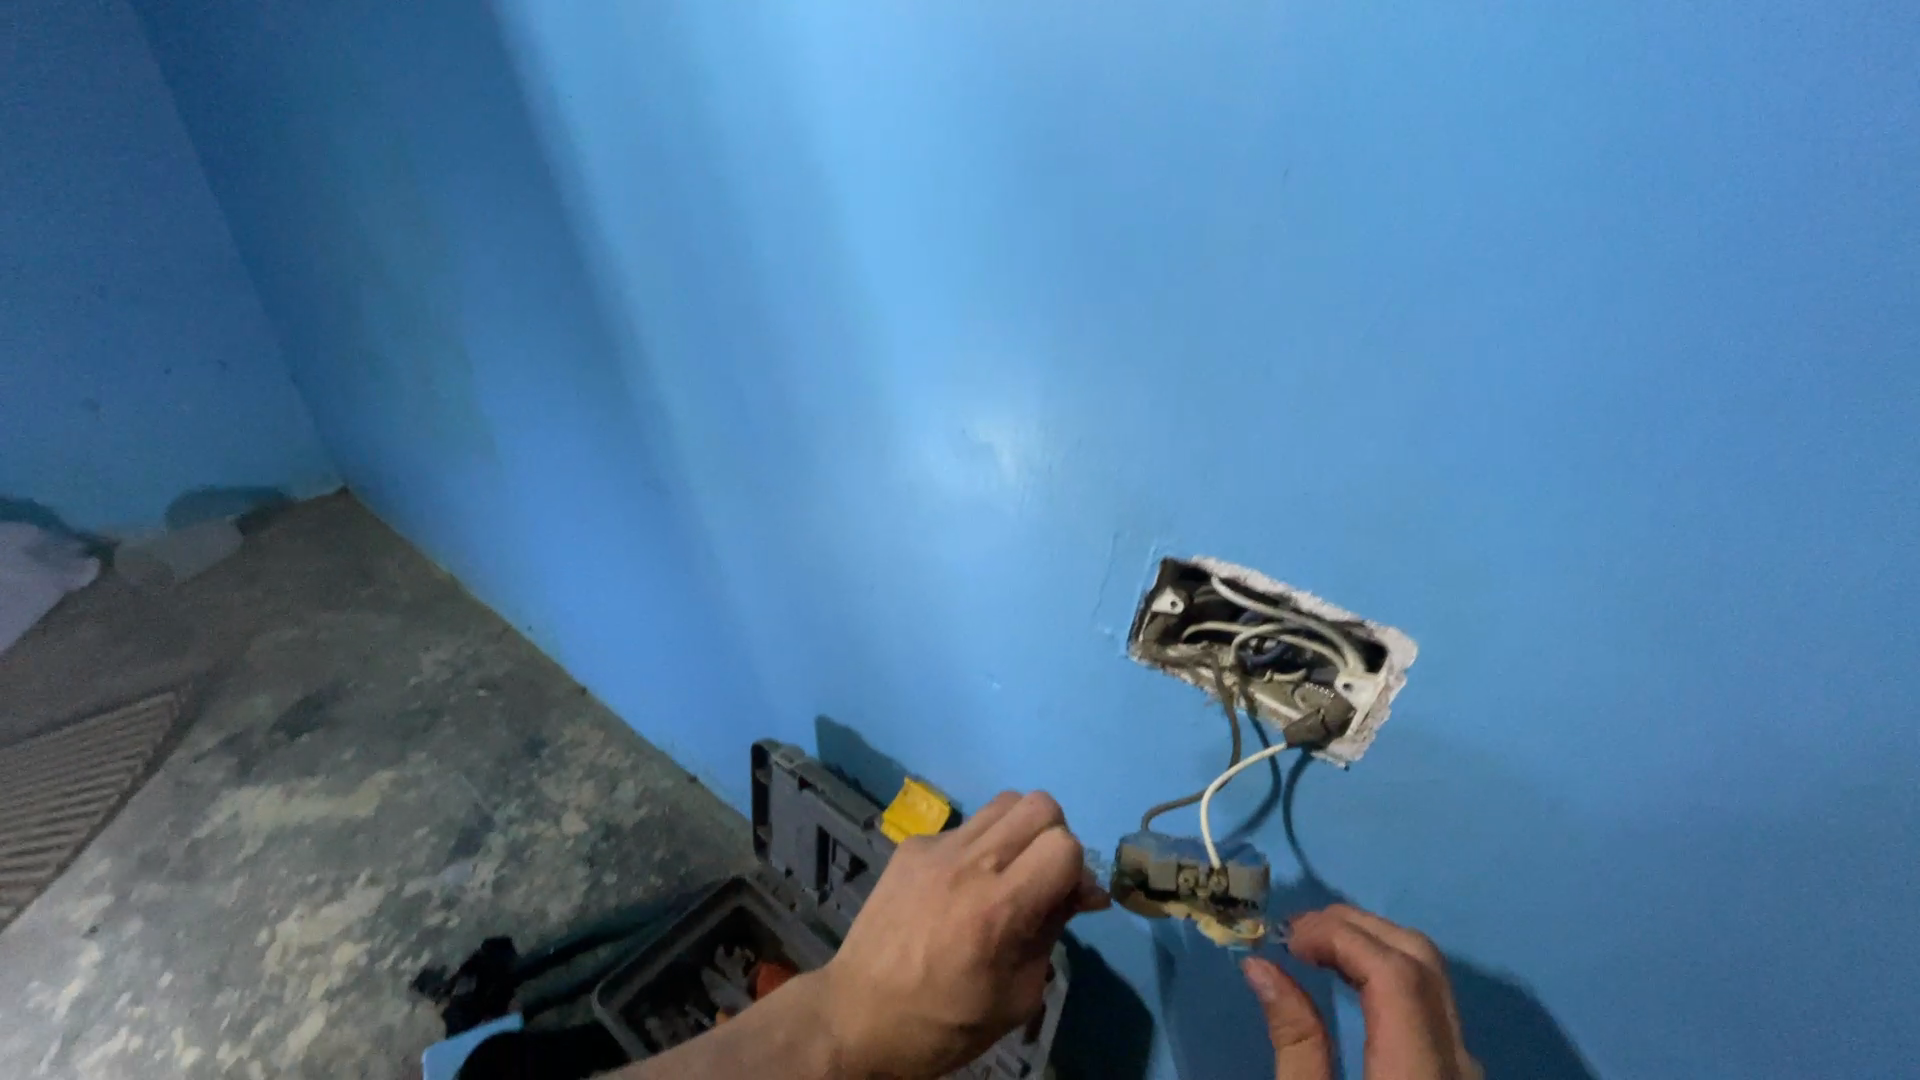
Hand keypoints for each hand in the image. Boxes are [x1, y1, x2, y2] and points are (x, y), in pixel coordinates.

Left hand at [815, 791, 1108, 1078]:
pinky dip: (978, 845)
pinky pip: (965, 826)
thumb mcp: (1018, 995)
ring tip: (1007, 872)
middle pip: (1040, 804)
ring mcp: (936, 847)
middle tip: (1041, 877)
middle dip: (1054, 837)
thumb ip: (1053, 929)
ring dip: (1019, 830)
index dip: (1075, 870)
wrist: (857, 1017)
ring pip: (1004, 801)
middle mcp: (969, 863)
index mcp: (999, 907)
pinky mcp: (911, 845)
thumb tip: (1085, 890)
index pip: (1065, 845)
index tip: (1067, 900)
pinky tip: (961, 885)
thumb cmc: (945, 1023)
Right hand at [1242, 904, 1480, 1079]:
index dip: (1339, 936)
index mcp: (1419, 1075)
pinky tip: (1346, 978)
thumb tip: (1260, 964)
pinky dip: (1385, 970)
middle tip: (1294, 935)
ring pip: (1430, 972)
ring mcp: (1466, 1069)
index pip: (1396, 974)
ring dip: (1369, 943)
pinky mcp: (1458, 1074)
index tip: (1287, 940)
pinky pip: (1430, 998)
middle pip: (1419, 958)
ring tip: (1313, 950)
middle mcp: (1458, 1063)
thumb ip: (1294, 1042)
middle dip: (1353, 926)